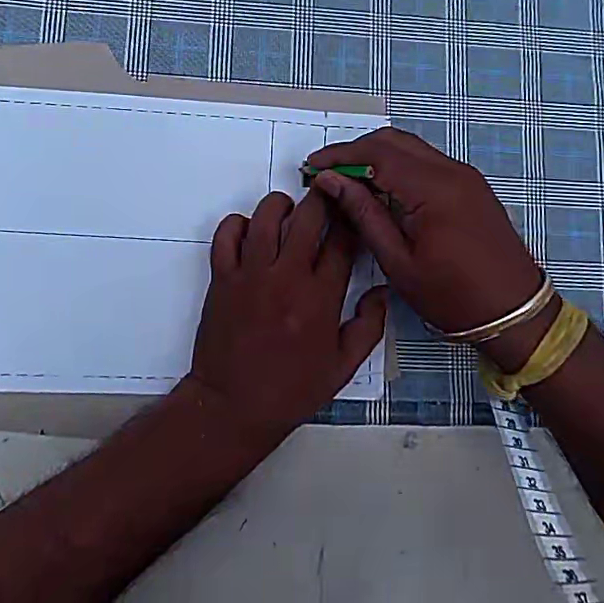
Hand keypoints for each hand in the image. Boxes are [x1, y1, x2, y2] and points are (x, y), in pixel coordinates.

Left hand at [185, 190, 388, 442]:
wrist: (233, 406)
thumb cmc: (289, 390)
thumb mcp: (342, 367)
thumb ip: (368, 327)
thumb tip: (381, 292)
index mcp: (320, 299)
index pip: (342, 242)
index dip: (351, 220)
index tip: (353, 212)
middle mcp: (286, 279)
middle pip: (308, 217)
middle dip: (322, 199)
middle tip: (325, 197)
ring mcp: (250, 275)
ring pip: (265, 216)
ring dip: (281, 205)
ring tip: (288, 211)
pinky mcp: (222, 277)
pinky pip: (226, 234)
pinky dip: (237, 223)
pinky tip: (249, 231)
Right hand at [306, 128, 546, 352]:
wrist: (516, 313)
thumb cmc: (455, 296)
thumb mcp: (399, 261)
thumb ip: (364, 214)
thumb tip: (332, 181)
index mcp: (434, 188)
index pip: (376, 153)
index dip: (340, 157)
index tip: (313, 167)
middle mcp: (451, 171)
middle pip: (392, 141)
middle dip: (355, 150)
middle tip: (327, 172)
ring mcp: (464, 176)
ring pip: (409, 147)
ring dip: (376, 156)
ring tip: (347, 180)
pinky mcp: (470, 185)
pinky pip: (425, 161)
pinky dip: (398, 165)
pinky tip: (380, 188)